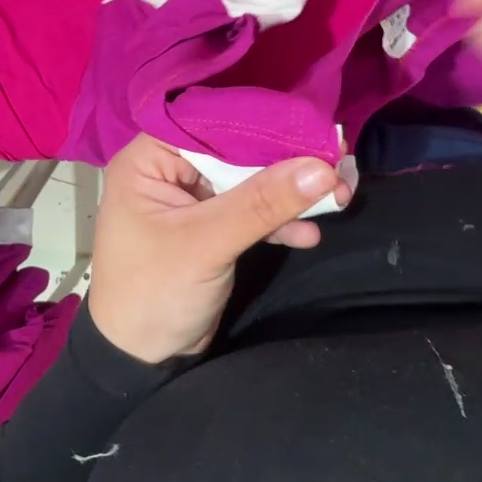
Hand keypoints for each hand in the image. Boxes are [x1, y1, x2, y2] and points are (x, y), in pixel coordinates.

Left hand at [87, 135, 348, 363]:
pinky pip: (250, 212)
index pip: (210, 124)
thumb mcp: (206, 245)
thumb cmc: (154, 294)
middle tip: (338, 164)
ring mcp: (190, 201)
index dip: (263, 123)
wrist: (141, 358)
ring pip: (248, 181)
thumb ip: (261, 204)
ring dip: (290, 192)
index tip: (314, 127)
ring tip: (340, 197)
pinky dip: (278, 220)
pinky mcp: (210, 229)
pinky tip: (309, 233)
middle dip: (285, 162)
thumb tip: (321, 167)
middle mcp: (166, 172)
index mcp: (147, 161)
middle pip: (235, 151)